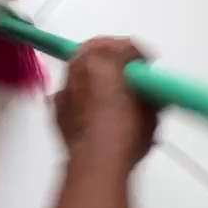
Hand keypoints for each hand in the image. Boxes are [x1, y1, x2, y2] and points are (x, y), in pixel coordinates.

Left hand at [54, 37, 158, 171]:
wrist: (96, 161)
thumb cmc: (127, 134)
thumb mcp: (151, 113)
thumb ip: (150, 95)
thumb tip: (149, 94)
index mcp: (104, 60)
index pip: (126, 45)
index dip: (140, 55)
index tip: (147, 65)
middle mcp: (79, 66)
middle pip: (97, 47)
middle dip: (113, 53)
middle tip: (128, 69)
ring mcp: (64, 84)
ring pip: (80, 65)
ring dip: (95, 70)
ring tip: (111, 85)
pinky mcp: (56, 104)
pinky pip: (70, 88)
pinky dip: (81, 90)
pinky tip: (93, 105)